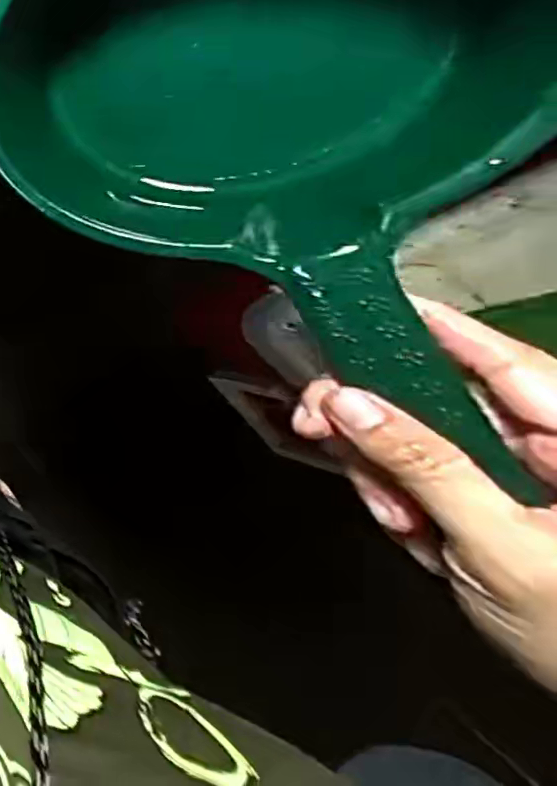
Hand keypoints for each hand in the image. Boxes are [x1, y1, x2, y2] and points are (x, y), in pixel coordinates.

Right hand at [293, 297, 556, 689]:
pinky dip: (397, 495)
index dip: (445, 330)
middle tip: (318, 426)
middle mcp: (555, 455)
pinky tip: (407, 526)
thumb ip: (424, 467)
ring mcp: (524, 480)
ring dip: (381, 469)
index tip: (379, 303)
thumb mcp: (503, 548)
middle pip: (441, 401)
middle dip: (372, 416)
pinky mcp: (494, 503)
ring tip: (393, 515)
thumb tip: (347, 401)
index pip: (512, 368)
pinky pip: (421, 475)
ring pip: (417, 439)